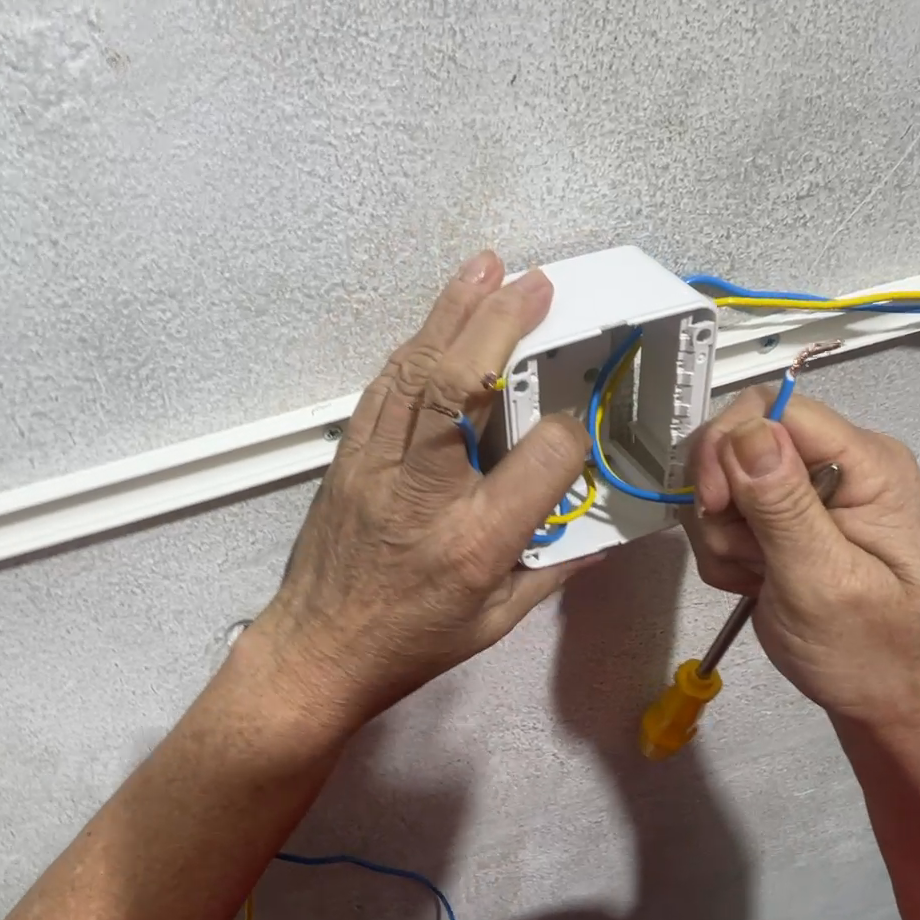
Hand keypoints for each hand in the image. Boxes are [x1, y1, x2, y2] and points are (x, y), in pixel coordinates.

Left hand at [251, 252, 591, 725]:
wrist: (317, 650)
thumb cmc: (411, 643)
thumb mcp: (497, 621)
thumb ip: (554, 570)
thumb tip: (603, 533)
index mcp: (475, 539)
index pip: (541, 457)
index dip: (569, 430)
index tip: (578, 420)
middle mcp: (424, 491)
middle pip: (458, 386)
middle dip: (498, 324)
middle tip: (534, 282)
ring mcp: (375, 467)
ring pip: (412, 373)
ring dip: (450, 314)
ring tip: (484, 268)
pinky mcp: (347, 458)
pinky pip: (382, 390)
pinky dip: (413, 350)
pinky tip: (435, 325)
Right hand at [682, 388, 919, 726]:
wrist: (880, 699)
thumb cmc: (868, 650)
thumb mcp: (824, 582)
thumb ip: (784, 507)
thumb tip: (748, 433)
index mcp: (868, 465)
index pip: (774, 409)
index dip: (728, 447)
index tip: (714, 506)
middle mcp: (835, 464)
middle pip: (736, 443)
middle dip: (720, 502)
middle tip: (742, 555)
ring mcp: (804, 493)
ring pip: (718, 484)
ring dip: (720, 536)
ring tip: (757, 578)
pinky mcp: (777, 519)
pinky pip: (719, 516)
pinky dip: (722, 554)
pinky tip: (753, 582)